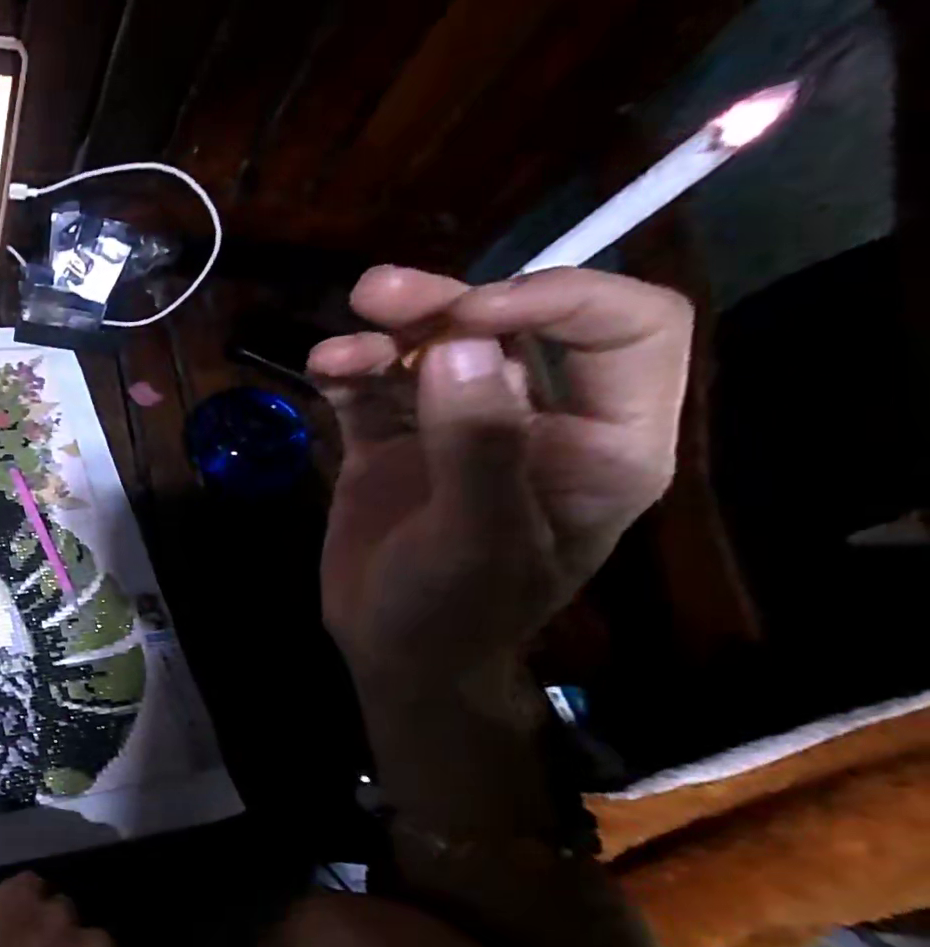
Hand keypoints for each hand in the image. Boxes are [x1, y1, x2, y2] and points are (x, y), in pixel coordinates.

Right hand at [311, 266, 692, 698]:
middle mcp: (534, 420)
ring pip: (430, 349)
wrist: (388, 652)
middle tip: (377, 293)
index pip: (624, 330)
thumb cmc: (453, 613)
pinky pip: (373, 388)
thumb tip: (459, 345)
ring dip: (383, 335)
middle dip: (444, 302)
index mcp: (599, 443)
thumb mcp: (474, 543)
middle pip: (506, 326)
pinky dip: (347, 371)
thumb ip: (477, 447)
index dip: (559, 300)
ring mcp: (455, 428)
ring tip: (335, 348)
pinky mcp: (392, 442)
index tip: (469, 315)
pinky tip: (321, 369)